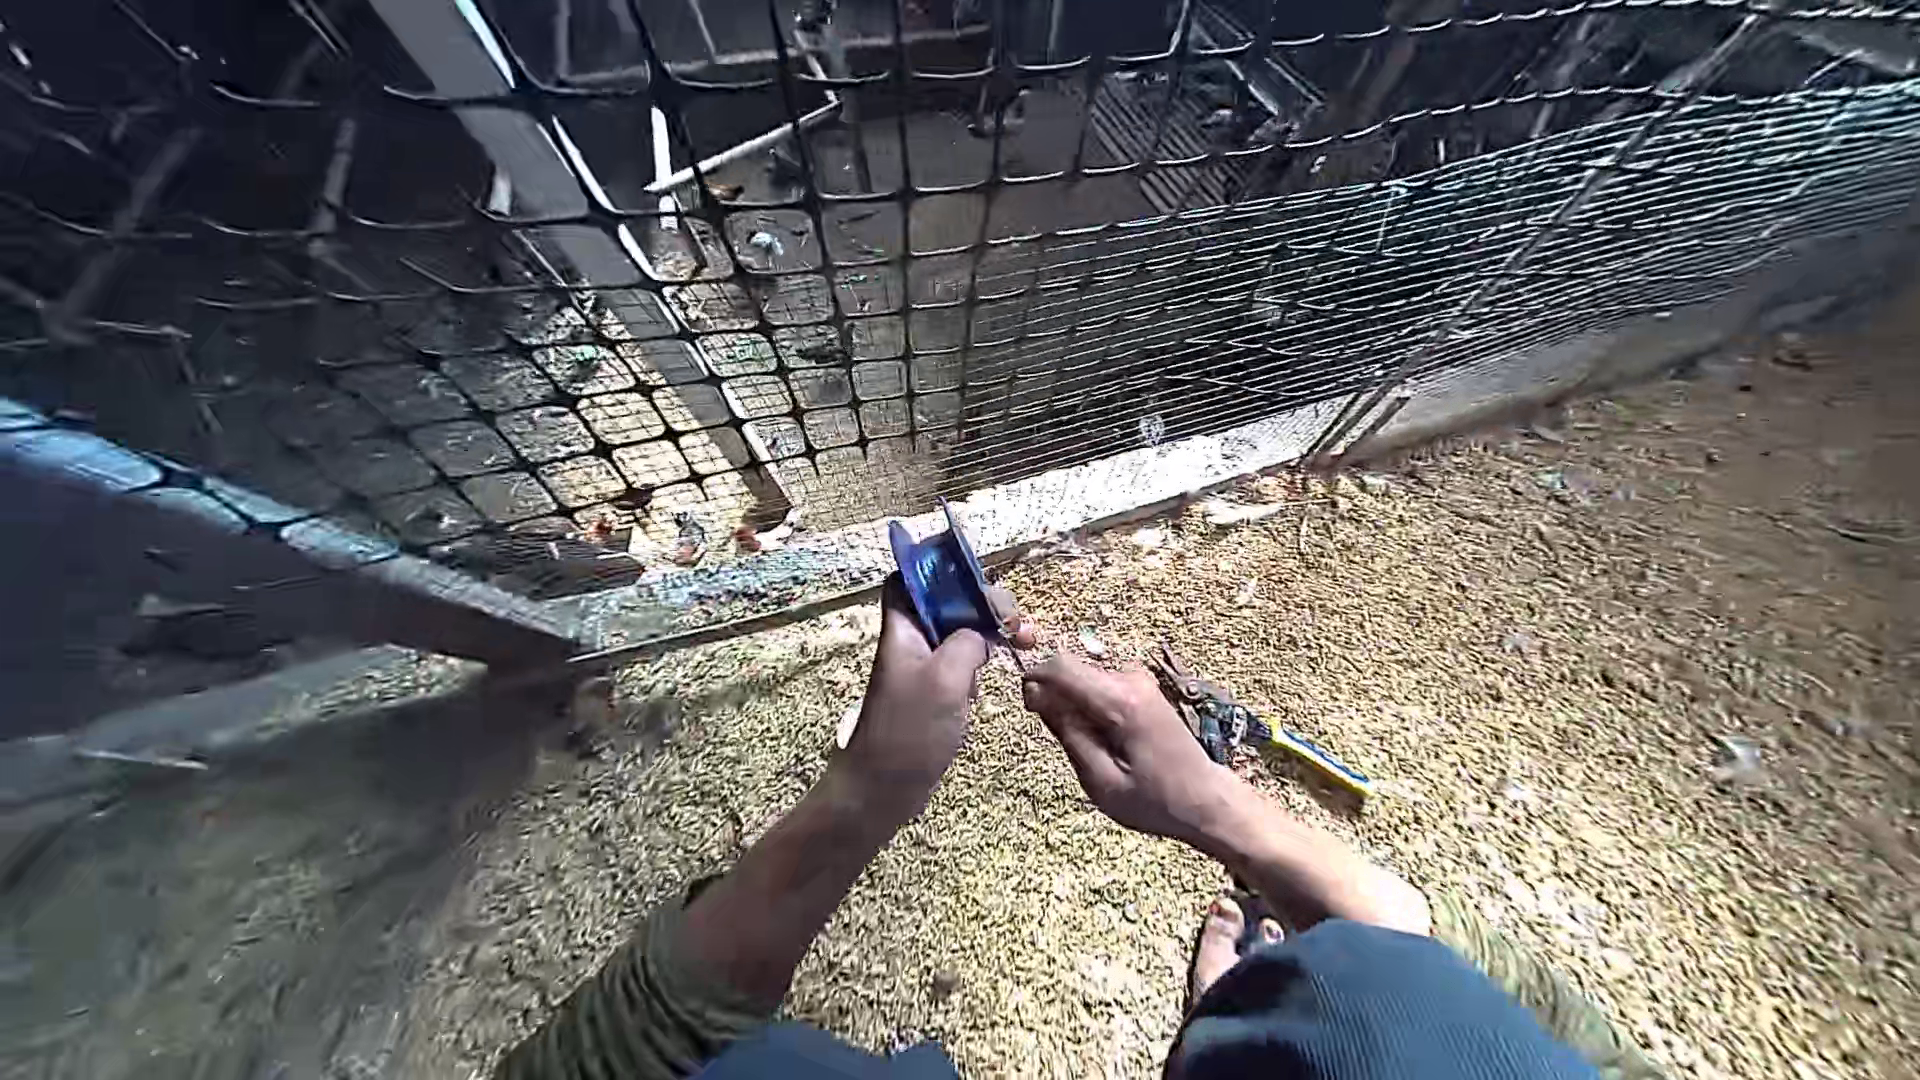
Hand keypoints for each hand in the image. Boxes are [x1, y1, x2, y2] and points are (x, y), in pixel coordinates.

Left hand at [836, 575, 1031, 817]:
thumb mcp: (946, 677)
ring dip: (988, 635)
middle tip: (1018, 625)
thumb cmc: (910, 728)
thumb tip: (980, 637)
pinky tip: (990, 678)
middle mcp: (911, 640)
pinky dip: (979, 665)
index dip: (938, 569)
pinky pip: (960, 664)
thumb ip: (968, 642)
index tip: (978, 580)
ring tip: (1021, 644)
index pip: (910, 578)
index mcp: (903, 627)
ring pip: (959, 633)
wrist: (883, 788)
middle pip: (948, 603)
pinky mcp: (934, 691)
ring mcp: (923, 666)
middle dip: (984, 607)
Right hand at [1021, 655, 1241, 849]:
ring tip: (1090, 746)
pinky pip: (1099, 684)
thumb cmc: (1154, 800)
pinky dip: (1090, 706)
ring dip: (1073, 704)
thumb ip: (1067, 733)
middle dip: (1054, 697)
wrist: (1207, 800)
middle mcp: (1130, 679)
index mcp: (1120, 701)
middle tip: (1063, 739)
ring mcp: (1138, 679)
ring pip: (1083, 677)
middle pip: (1071, 670)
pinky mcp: (1141, 686)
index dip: (1035, 680)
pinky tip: (1106, 739)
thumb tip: (1036, 695)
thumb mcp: (1100, 780)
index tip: (1030, 709)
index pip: (1060, 666)